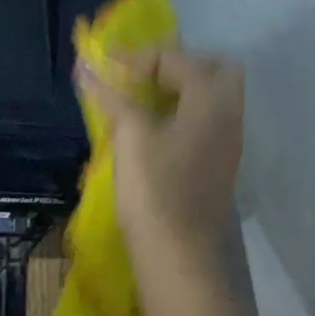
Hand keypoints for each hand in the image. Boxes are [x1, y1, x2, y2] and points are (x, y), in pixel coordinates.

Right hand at [78, 49, 244, 261]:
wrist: (181, 258)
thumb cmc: (155, 190)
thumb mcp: (130, 135)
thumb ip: (112, 96)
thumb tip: (86, 67)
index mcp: (211, 98)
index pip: (175, 58)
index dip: (136, 56)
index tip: (104, 63)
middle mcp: (228, 113)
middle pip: (212, 68)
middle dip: (176, 64)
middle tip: (142, 73)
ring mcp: (228, 141)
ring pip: (211, 96)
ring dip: (179, 89)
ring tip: (140, 99)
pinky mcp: (219, 164)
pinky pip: (205, 120)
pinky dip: (181, 112)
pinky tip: (152, 126)